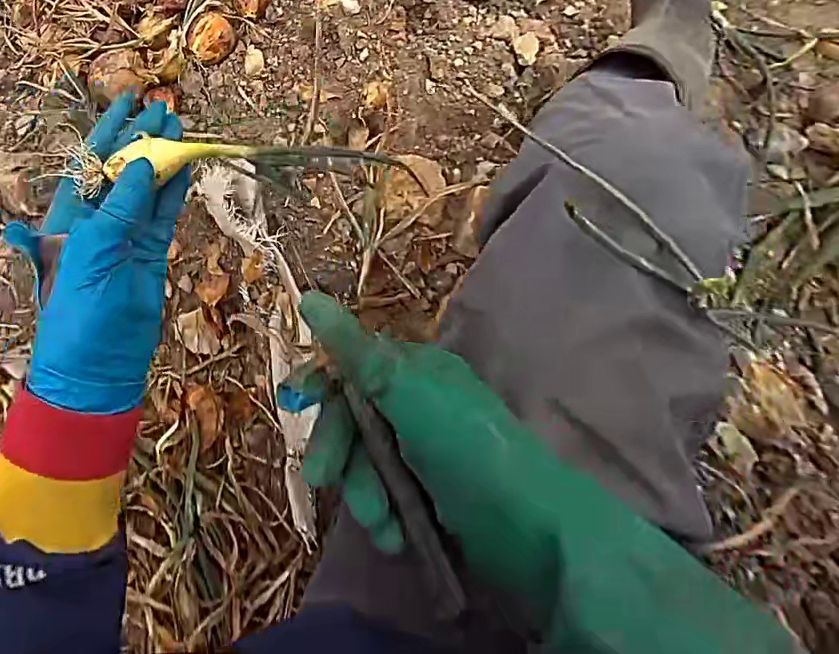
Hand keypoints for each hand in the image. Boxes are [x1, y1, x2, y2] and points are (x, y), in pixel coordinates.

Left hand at [6, 95, 188, 414]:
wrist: (96, 364)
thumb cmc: (78, 306)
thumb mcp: (92, 248)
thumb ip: (119, 206)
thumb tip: (140, 164)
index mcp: (68, 213)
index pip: (88, 160)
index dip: (108, 128)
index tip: (127, 99)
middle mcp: (95, 217)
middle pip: (120, 168)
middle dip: (140, 138)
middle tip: (163, 110)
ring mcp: (124, 234)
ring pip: (145, 187)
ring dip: (161, 159)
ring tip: (179, 128)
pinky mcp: (149, 252)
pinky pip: (163, 214)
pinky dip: (174, 190)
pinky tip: (185, 165)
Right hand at [299, 291, 792, 651]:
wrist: (544, 542)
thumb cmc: (469, 451)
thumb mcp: (404, 392)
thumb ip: (352, 348)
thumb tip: (307, 295)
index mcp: (413, 371)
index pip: (349, 365)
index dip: (320, 383)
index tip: (293, 402)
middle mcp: (415, 405)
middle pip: (351, 418)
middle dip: (338, 452)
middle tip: (322, 479)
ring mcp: (423, 453)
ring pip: (364, 462)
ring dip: (361, 492)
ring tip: (379, 524)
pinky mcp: (431, 497)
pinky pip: (386, 496)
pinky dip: (384, 516)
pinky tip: (395, 536)